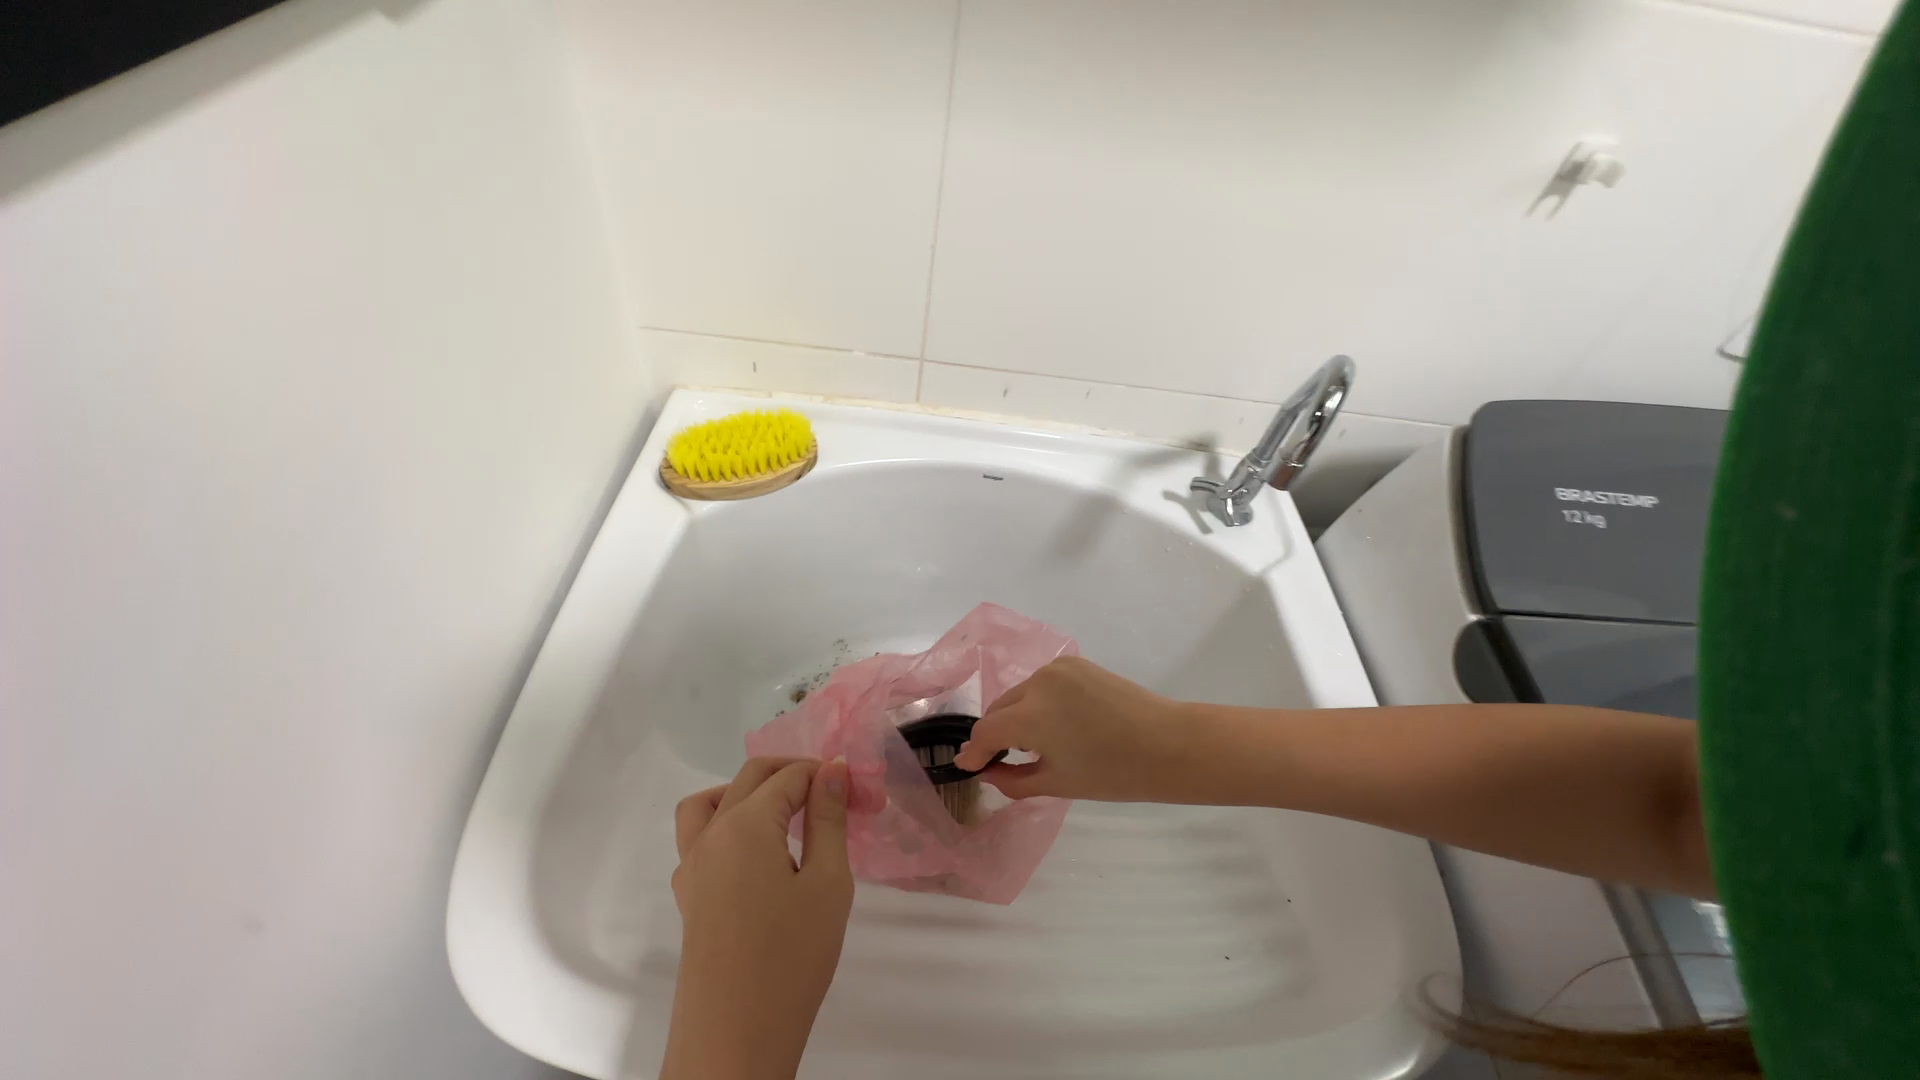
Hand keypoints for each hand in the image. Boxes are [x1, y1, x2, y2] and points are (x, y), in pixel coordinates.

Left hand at [661, 758, 853, 1079]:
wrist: (735, 1038)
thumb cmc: (791, 957)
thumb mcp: (827, 882)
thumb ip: (828, 818)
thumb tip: (832, 768)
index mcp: (745, 824)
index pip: (792, 776)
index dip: (833, 776)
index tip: (868, 797)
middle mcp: (711, 834)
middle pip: (752, 777)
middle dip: (800, 775)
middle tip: (840, 798)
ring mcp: (692, 866)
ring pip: (712, 801)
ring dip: (750, 792)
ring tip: (787, 813)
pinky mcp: (688, 896)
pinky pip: (700, 837)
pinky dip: (727, 824)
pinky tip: (759, 856)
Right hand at [952, 657, 1203, 802]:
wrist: (1167, 744)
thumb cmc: (1113, 773)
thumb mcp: (1057, 783)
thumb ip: (1013, 780)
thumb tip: (988, 772)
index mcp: (1030, 716)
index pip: (986, 732)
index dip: (975, 752)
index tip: (969, 766)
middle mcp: (1038, 683)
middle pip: (1000, 709)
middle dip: (996, 733)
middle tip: (1001, 759)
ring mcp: (1058, 669)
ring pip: (1021, 694)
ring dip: (1017, 716)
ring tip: (1035, 743)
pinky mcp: (1076, 663)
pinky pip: (1043, 684)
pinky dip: (1039, 701)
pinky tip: (1057, 723)